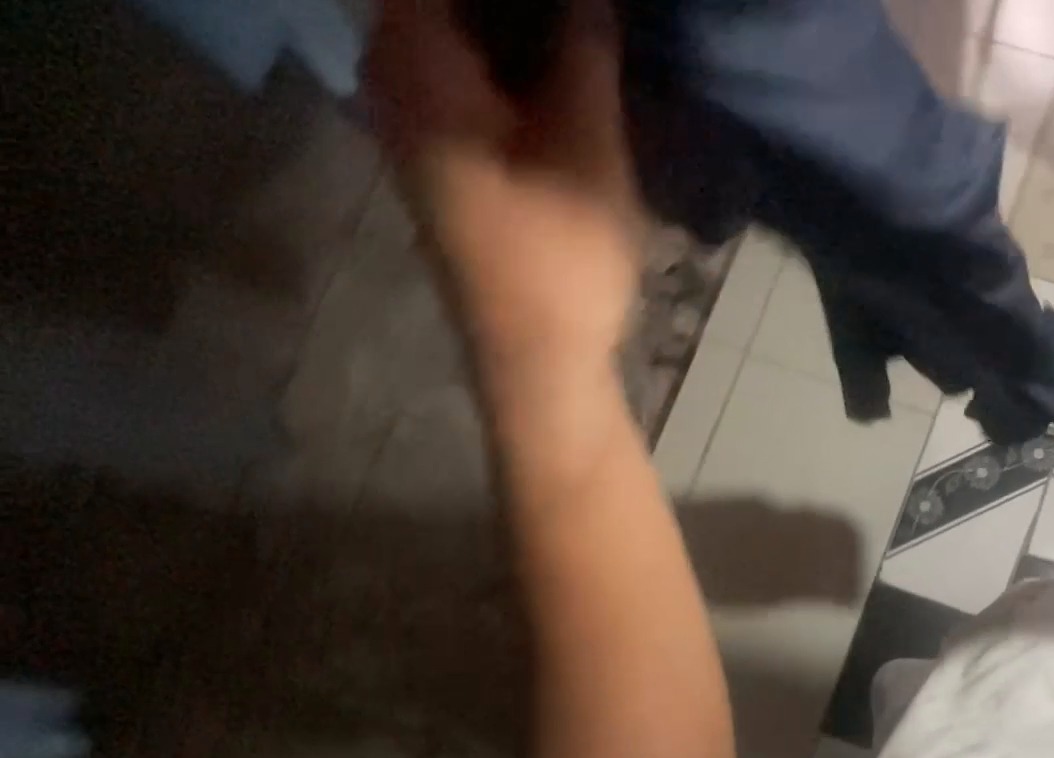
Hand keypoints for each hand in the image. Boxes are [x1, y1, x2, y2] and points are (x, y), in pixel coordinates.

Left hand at [363, 0, 639, 389]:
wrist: (536, 356)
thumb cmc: (562, 254)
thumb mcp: (589, 147)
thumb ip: (585, 51)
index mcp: (416, 62)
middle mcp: (393, 78)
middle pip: (436, 4)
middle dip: (513, 6)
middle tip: (578, 11)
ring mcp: (409, 120)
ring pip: (448, 33)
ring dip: (507, 26)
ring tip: (574, 28)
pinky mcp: (437, 155)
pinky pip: (455, 70)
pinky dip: (498, 57)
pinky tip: (554, 67)